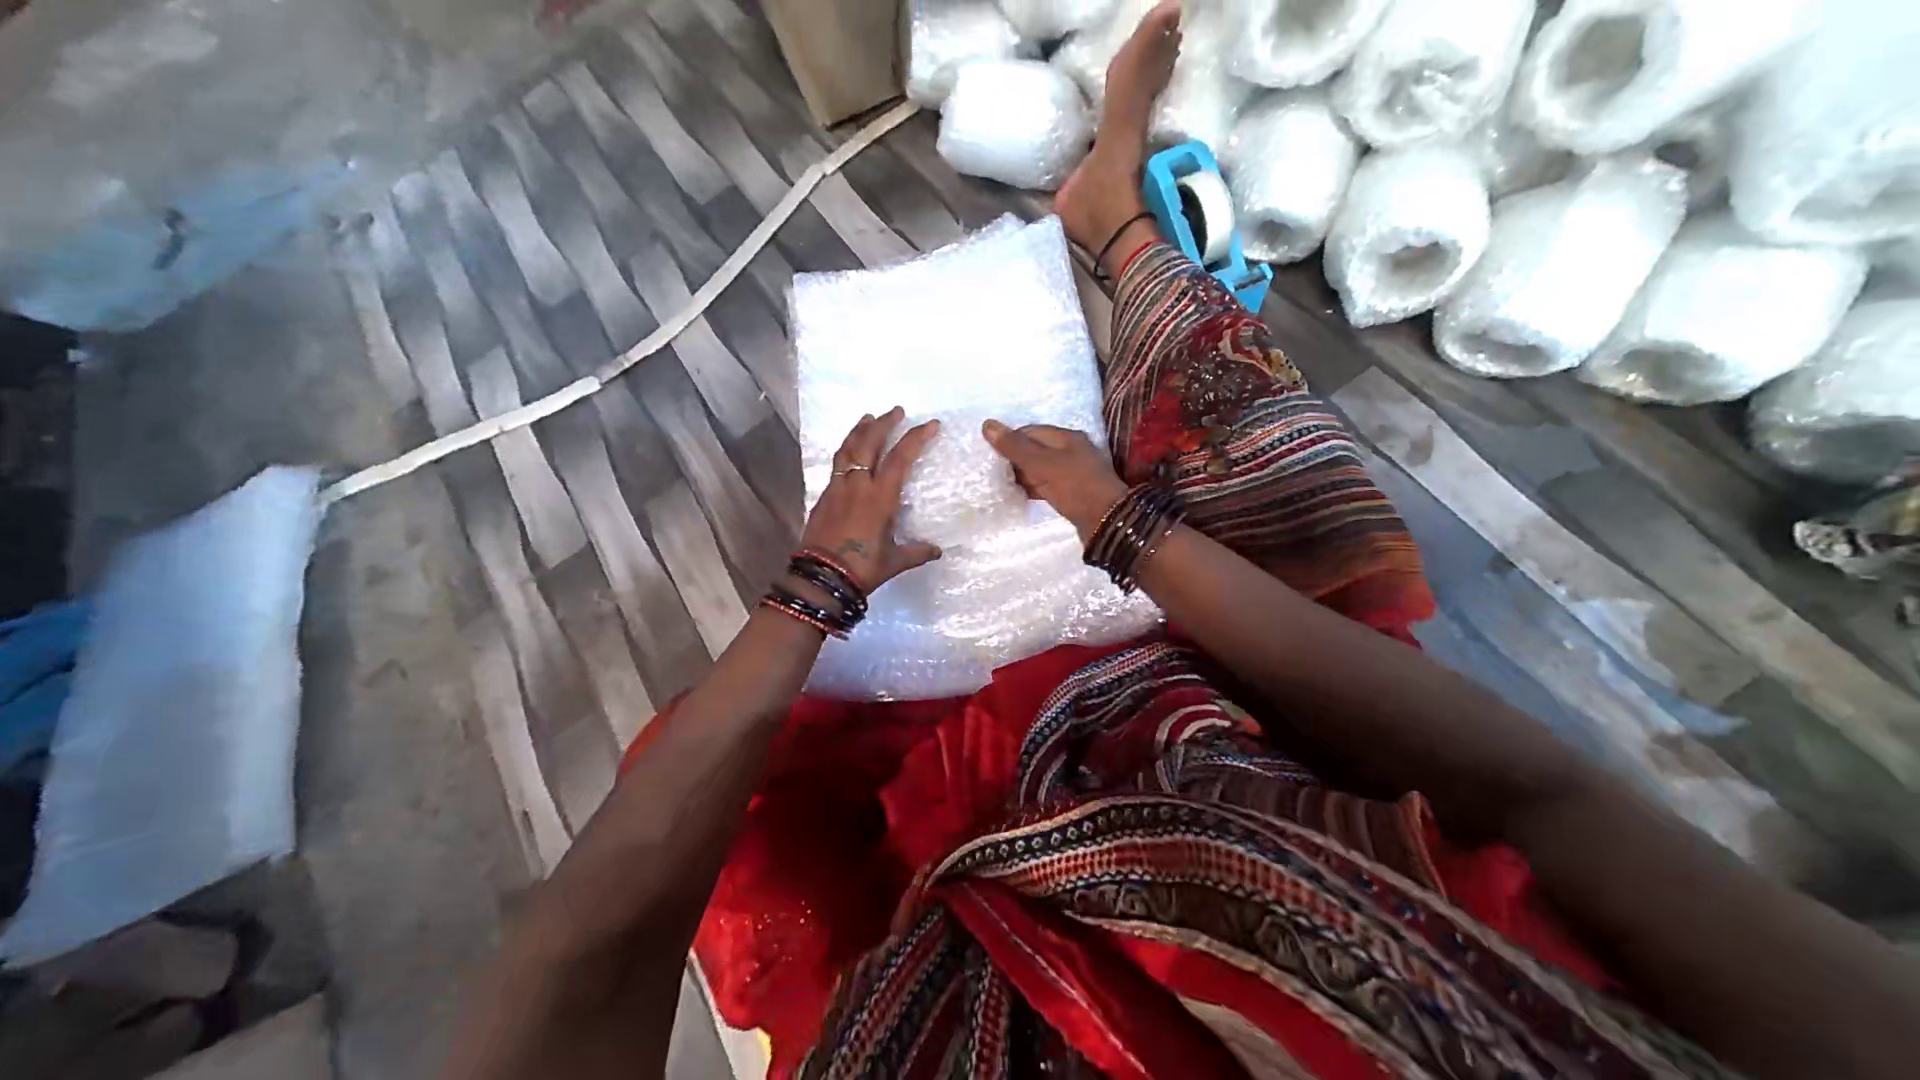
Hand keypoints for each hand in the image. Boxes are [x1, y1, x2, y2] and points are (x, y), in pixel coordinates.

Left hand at [800, 407, 942, 590]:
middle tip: (894, 411)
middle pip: (869, 443)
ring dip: (859, 431)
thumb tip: (935, 551)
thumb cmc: (863, 567)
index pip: (901, 458)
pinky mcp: (823, 497)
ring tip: (867, 419)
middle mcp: (858, 485)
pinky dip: (846, 452)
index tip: (930, 424)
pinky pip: (836, 465)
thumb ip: (916, 552)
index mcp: (880, 497)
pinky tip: (850, 453)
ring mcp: (837, 488)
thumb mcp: (895, 561)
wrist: (822, 576)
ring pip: (848, 449)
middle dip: (883, 424)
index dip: (916, 438)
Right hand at [982, 419, 1128, 540]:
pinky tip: (1018, 495)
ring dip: (1022, 475)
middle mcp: (1071, 451)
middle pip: (1035, 449)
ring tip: (1001, 484)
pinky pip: (1046, 485)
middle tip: (993, 471)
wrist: (1107, 523)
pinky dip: (1032, 488)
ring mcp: (1072, 473)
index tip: (990, 455)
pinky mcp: (1071, 493)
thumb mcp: (1042, 464)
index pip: (1030, 431)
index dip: (1009, 440)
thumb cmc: (1076, 488)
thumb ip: (1015, 447)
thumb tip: (987, 425)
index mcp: (1067, 437)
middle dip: (1014, 458)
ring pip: (1039, 469)